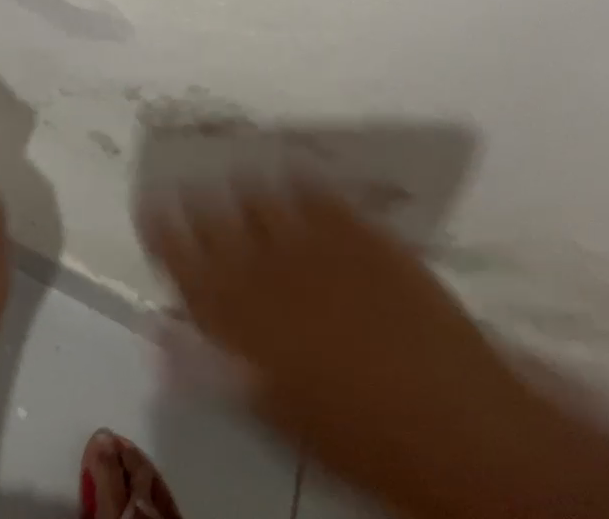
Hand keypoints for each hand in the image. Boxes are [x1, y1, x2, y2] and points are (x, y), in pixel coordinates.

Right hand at [140, 179, 532, 494]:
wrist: (460, 427)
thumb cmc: (353, 433)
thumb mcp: (269, 409)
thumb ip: (212, 360)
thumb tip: (162, 329)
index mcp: (233, 313)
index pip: (176, 253)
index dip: (158, 224)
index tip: (148, 204)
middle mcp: (265, 267)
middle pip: (213, 216)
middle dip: (195, 198)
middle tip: (186, 184)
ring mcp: (318, 246)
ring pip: (261, 197)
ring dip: (243, 187)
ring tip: (237, 177)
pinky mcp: (367, 237)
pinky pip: (322, 195)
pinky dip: (302, 183)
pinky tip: (295, 175)